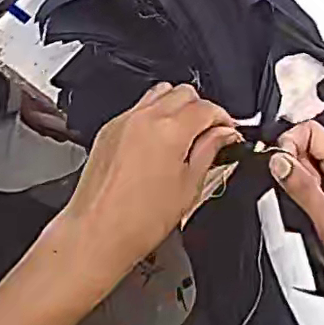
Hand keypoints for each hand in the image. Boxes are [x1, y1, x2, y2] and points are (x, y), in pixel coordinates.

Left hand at [56, 84, 241, 290]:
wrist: (96, 232)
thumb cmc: (137, 220)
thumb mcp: (188, 188)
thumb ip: (209, 152)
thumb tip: (222, 135)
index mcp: (169, 130)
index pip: (207, 108)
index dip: (224, 119)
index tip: (228, 132)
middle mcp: (144, 118)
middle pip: (184, 92)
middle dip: (202, 109)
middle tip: (209, 133)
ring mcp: (124, 121)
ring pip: (159, 93)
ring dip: (177, 106)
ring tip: (184, 136)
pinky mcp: (109, 129)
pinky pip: (138, 108)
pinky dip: (153, 116)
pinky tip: (158, 142)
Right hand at [269, 121, 323, 324]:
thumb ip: (302, 188)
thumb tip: (278, 159)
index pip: (310, 130)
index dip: (288, 144)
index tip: (278, 167)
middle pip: (308, 144)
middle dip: (291, 164)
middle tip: (292, 193)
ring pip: (310, 163)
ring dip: (297, 179)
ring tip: (304, 207)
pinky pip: (316, 181)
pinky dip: (305, 192)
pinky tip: (309, 212)